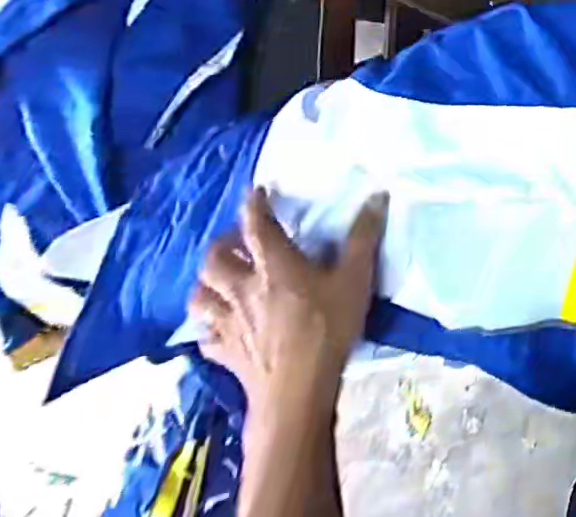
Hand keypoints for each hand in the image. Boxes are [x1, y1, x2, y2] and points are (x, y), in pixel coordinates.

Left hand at [189, 188, 385, 419]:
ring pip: (199, 294)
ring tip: (220, 275)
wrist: (295, 384)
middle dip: (223, 244)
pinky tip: (217, 321)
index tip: (255, 190)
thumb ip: (363, 237)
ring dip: (206, 280)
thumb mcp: (358, 276)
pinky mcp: (220, 348)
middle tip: (238, 237)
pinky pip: (203, 330)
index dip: (256, 207)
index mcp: (276, 268)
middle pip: (215, 261)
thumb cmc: (330, 324)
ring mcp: (226, 321)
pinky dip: (207, 319)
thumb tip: (376, 197)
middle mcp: (242, 289)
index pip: (259, 229)